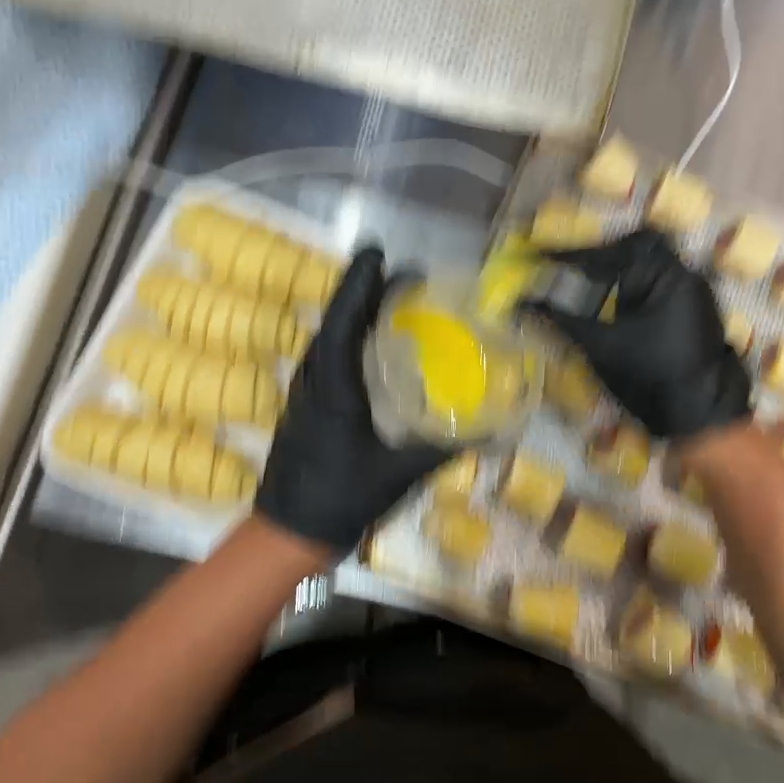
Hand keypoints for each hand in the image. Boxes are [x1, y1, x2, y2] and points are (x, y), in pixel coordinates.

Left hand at [255, 248, 451, 559]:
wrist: (289, 530)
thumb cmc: (342, 497)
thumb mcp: (399, 473)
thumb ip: (444, 449)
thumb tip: (494, 432)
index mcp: (333, 386)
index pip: (344, 320)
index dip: (360, 283)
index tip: (380, 253)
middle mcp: (314, 379)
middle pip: (336, 320)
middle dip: (365, 289)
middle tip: (401, 272)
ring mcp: (305, 391)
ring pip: (329, 337)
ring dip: (356, 311)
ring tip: (389, 297)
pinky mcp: (306, 405)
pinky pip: (328, 356)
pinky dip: (350, 337)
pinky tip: (372, 345)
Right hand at [524, 228, 751, 440]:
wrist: (699, 417)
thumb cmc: (650, 377)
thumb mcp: (601, 346)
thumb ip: (562, 319)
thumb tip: (522, 303)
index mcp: (668, 275)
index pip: (614, 250)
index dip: (576, 253)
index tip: (544, 256)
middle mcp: (685, 276)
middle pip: (633, 250)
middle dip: (596, 258)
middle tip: (563, 268)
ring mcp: (692, 295)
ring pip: (645, 268)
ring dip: (611, 275)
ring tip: (577, 285)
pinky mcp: (690, 314)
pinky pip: (655, 288)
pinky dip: (627, 291)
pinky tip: (604, 306)